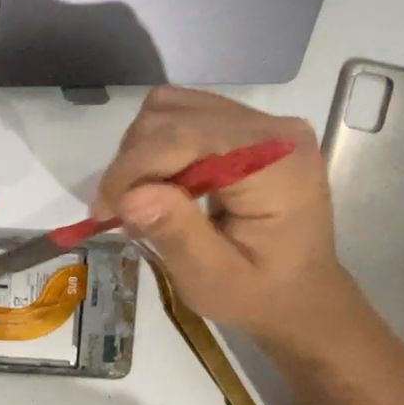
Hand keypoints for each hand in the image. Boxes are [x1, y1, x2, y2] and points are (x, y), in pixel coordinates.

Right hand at [95, 87, 365, 344]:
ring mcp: (260, 125)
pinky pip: (182, 118)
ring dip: (138, 154)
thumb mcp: (212, 279)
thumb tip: (130, 196)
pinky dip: (153, 149)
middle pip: (174, 115)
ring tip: (136, 200)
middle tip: (116, 212)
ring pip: (170, 110)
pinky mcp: (245, 130)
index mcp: (276, 166)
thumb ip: (177, 233)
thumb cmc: (258, 293)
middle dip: (132, 162)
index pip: (186, 136)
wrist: (300, 295)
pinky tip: (156, 186)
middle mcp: (273, 131)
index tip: (103, 211)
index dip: (134, 167)